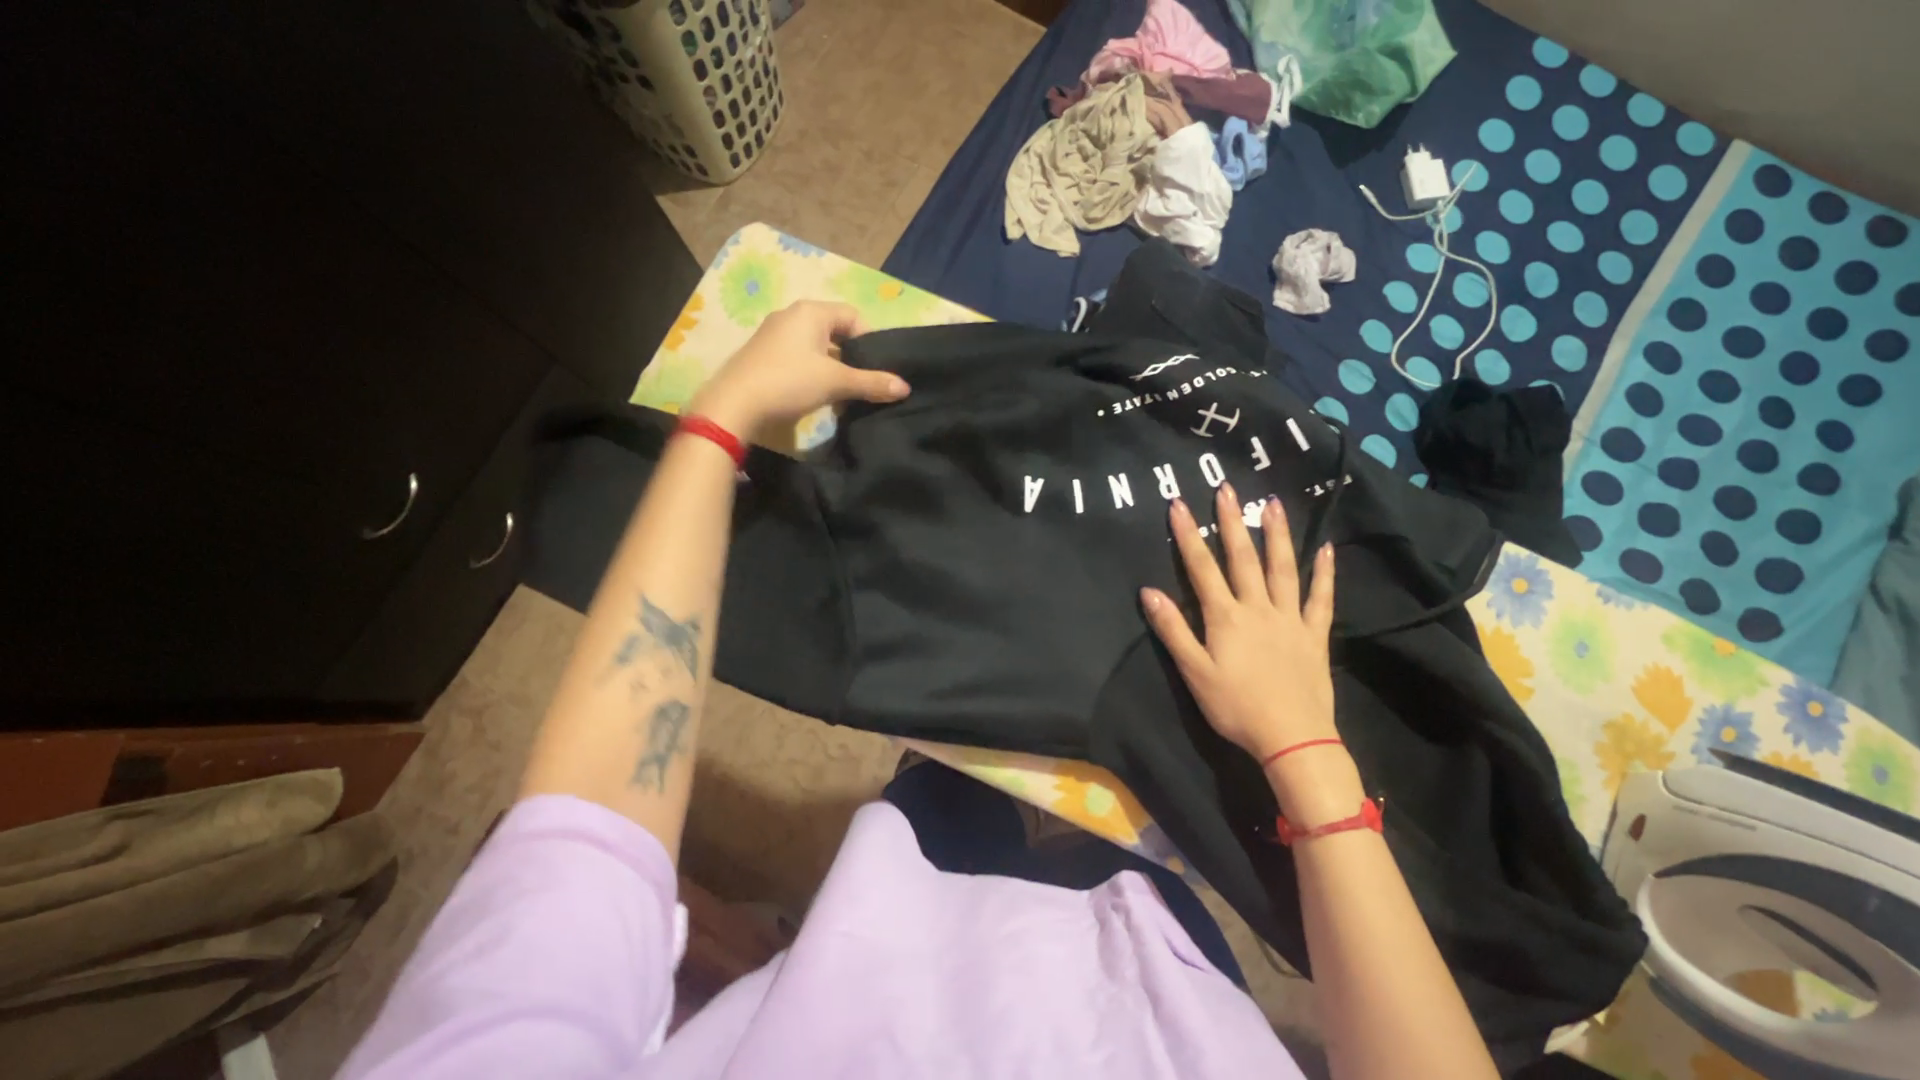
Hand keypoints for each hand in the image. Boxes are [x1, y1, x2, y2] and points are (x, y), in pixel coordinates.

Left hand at [688, 300, 908, 437]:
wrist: (733, 405)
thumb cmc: (789, 383)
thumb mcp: (835, 383)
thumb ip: (871, 383)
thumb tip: (905, 387)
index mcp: (811, 311)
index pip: (853, 316)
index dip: (870, 340)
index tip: (876, 368)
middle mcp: (791, 315)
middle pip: (834, 331)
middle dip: (851, 356)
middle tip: (862, 382)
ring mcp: (773, 334)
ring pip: (816, 346)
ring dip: (832, 367)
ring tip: (842, 393)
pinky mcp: (762, 354)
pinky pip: (797, 356)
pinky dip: (812, 372)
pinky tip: (815, 395)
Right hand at [1140, 484, 1336, 763]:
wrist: (1292, 737)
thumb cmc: (1236, 708)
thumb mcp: (1195, 672)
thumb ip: (1173, 630)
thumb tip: (1148, 591)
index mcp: (1226, 618)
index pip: (1202, 568)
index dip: (1189, 535)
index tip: (1179, 503)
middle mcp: (1258, 608)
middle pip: (1243, 558)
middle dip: (1232, 522)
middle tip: (1227, 488)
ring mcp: (1290, 619)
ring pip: (1283, 568)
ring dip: (1278, 534)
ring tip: (1273, 503)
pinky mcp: (1315, 634)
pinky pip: (1321, 598)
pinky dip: (1324, 573)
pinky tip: (1326, 549)